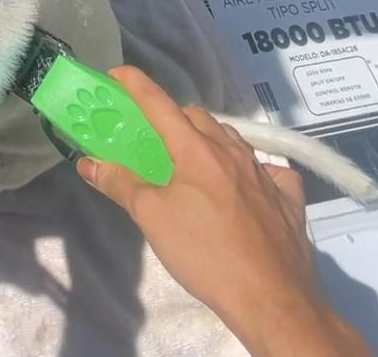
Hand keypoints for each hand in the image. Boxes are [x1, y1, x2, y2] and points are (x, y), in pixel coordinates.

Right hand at [80, 67, 369, 356]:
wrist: (274, 304)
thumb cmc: (206, 254)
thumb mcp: (151, 218)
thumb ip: (120, 184)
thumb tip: (88, 163)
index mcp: (195, 149)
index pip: (159, 102)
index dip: (135, 83)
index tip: (117, 74)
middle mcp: (232, 152)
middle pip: (197, 117)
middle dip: (173, 118)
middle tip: (155, 139)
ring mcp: (265, 175)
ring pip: (232, 139)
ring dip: (209, 139)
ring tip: (194, 162)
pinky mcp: (289, 201)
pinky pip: (271, 170)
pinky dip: (254, 168)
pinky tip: (248, 185)